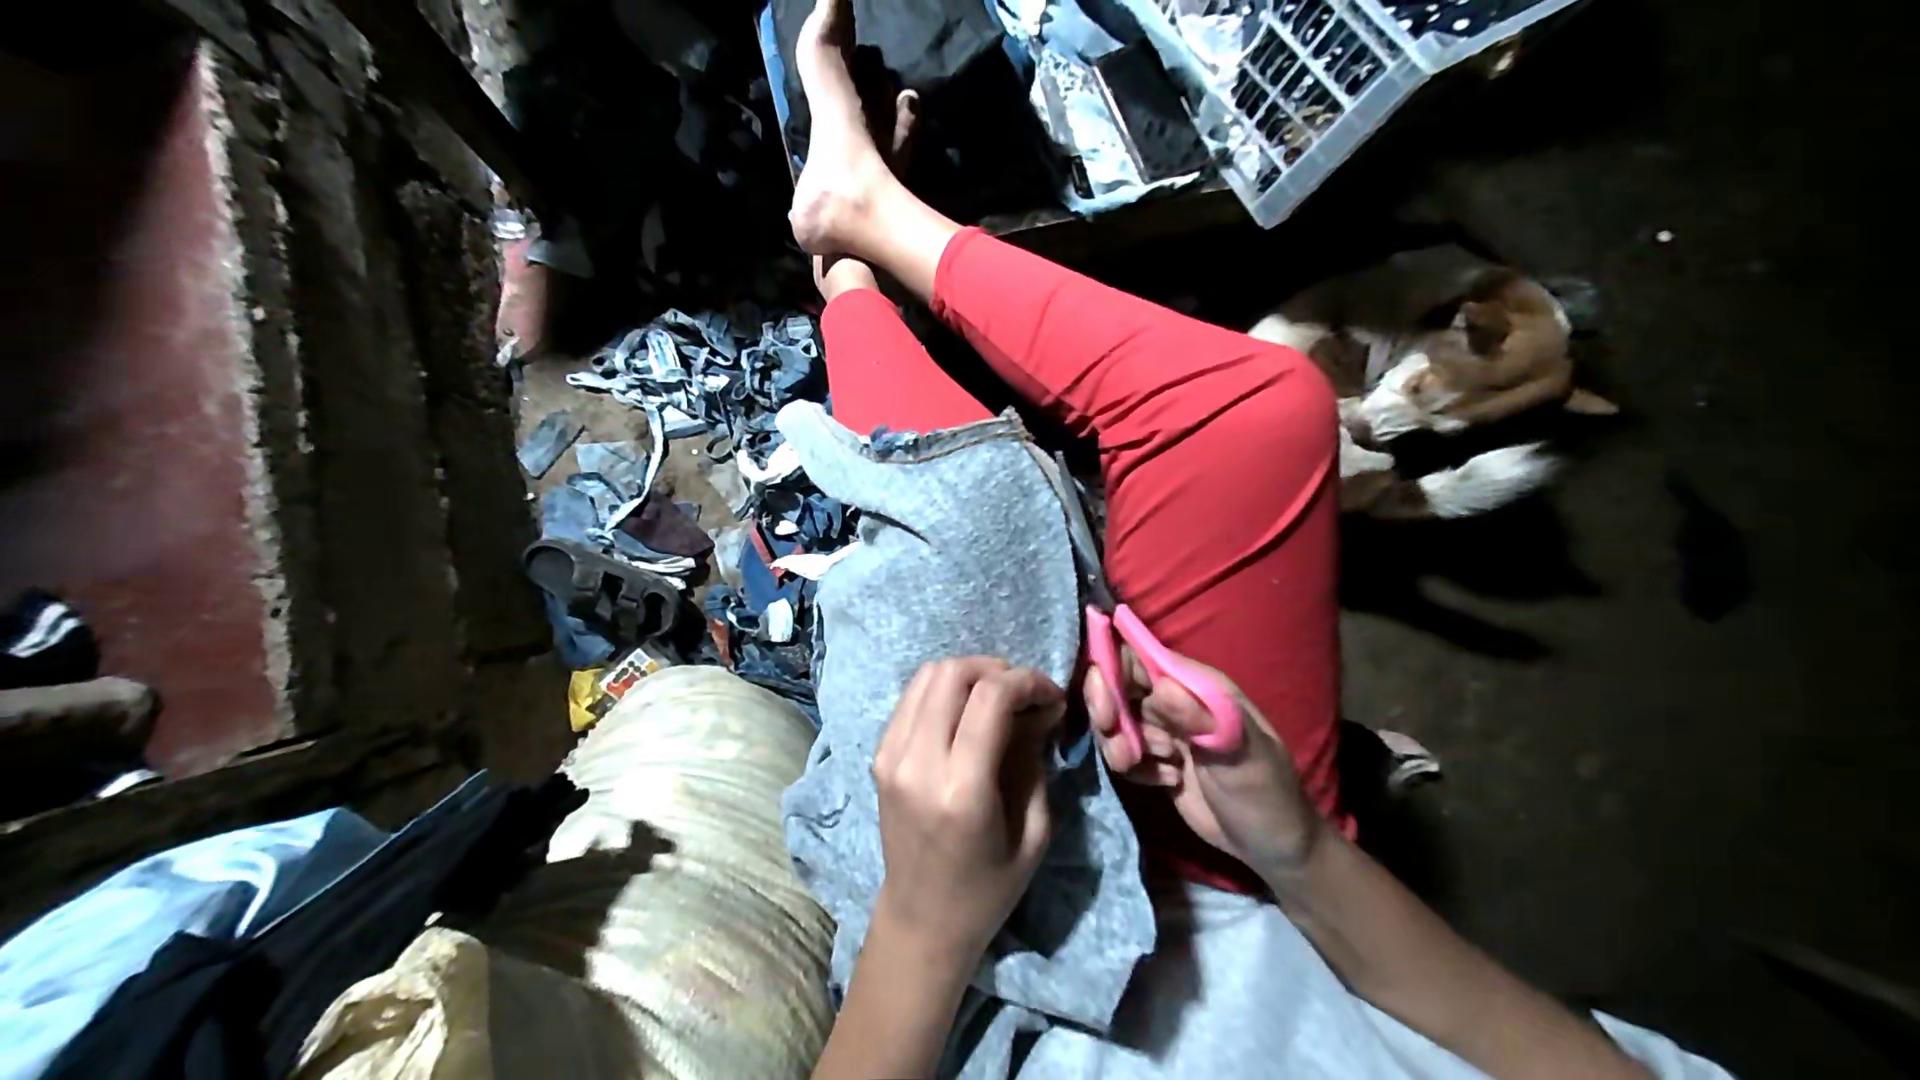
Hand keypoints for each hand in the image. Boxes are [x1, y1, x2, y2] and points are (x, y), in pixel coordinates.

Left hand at [871, 657, 1065, 963]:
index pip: (990, 697)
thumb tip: (1040, 704)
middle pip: (952, 673)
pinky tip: (965, 711)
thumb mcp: (1033, 830)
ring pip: (928, 675)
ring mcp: (890, 755)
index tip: (1051, 694)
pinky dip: (943, 689)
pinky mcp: (879, 754)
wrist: (921, 918)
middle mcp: (917, 763)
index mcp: (961, 790)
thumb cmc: (988, 887)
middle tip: (1024, 693)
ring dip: (969, 673)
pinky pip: (912, 696)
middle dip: (997, 669)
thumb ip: (1033, 757)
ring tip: (997, 697)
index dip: (1027, 681)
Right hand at [1085, 648, 1321, 879]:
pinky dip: (1132, 766)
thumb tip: (1162, 688)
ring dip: (1117, 744)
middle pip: (1118, 684)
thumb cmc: (1266, 795)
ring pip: (1117, 719)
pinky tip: (1165, 782)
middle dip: (1107, 712)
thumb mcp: (1241, 758)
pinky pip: (1125, 749)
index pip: (1140, 656)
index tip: (1105, 706)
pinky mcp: (1158, 757)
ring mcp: (1166, 729)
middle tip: (1122, 749)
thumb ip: (1203, 721)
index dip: (1112, 670)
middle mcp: (1177, 699)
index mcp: (1198, 686)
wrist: (1273, 847)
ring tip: (1140, 768)